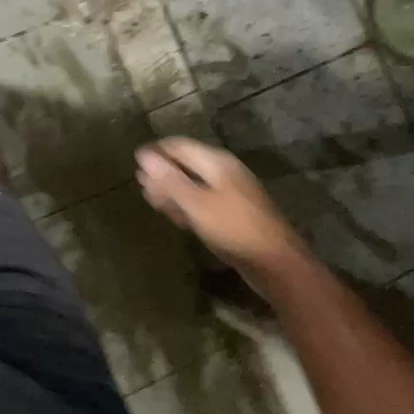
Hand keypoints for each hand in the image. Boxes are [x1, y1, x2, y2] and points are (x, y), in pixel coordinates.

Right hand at [136, 138, 303, 278]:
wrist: (277, 266)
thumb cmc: (234, 229)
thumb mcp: (197, 204)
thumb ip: (170, 179)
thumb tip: (143, 155)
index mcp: (217, 163)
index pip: (180, 147)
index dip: (157, 152)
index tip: (136, 163)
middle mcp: (225, 173)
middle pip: (188, 165)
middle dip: (164, 173)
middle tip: (140, 184)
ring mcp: (231, 195)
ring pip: (195, 185)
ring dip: (173, 191)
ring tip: (150, 199)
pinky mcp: (234, 216)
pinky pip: (204, 203)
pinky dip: (187, 205)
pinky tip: (175, 216)